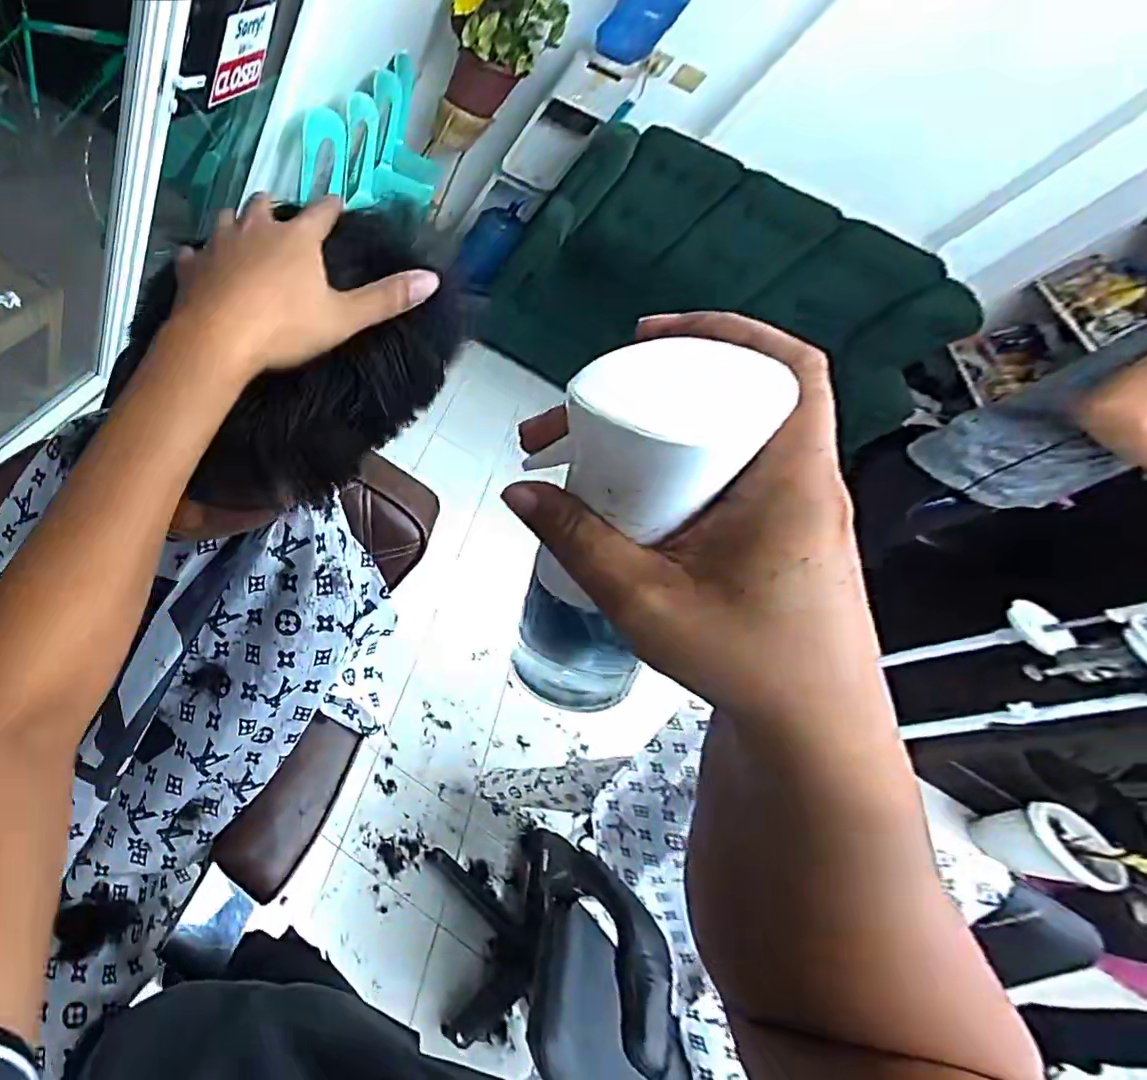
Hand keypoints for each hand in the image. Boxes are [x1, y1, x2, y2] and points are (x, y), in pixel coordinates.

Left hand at [166, 194, 439, 375]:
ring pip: (226, 219)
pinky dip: (196, 258)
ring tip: (239, 235)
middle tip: (279, 220)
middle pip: (266, 204)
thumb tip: (432, 280)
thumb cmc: (282, 330)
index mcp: (298, 237)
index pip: (323, 210)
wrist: (216, 342)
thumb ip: (384, 299)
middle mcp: (257, 229)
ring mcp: (219, 245)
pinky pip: (191, 254)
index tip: (336, 208)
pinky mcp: (191, 268)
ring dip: (234, 224)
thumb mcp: (340, 319)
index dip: (332, 208)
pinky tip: (197, 264)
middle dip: (275, 209)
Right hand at [502, 313, 886, 725]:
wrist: (807, 722)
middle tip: (565, 423)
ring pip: (715, 439)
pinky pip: (714, 472)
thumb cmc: (741, 658)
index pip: (785, 370)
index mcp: (787, 480)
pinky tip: (616, 493)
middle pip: (727, 400)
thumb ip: (575, 540)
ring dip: (644, 434)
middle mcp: (796, 480)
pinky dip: (662, 465)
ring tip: (571, 460)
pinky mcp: (768, 532)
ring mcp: (785, 507)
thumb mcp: (641, 597)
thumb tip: (518, 490)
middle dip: (640, 394)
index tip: (646, 334)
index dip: (721, 333)